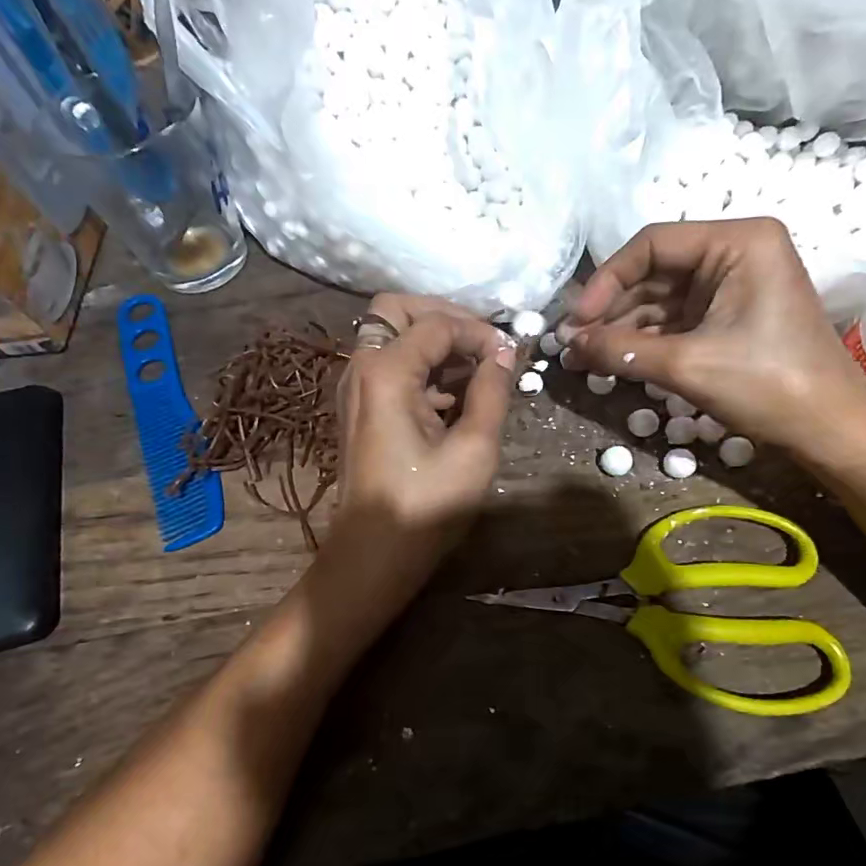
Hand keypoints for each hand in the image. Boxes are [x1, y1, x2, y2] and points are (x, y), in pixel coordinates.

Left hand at [328, 294, 516, 586]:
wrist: (372, 554)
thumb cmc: (426, 506)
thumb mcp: (474, 449)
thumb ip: (492, 391)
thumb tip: (505, 352)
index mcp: (385, 372)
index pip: (437, 325)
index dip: (479, 332)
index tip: (510, 356)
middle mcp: (360, 369)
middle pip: (397, 311)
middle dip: (444, 318)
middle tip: (483, 342)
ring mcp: (354, 389)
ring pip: (390, 337)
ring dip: (433, 343)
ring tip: (476, 370)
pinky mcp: (359, 408)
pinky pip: (388, 366)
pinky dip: (420, 366)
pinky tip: (453, 395)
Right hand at [563, 219, 865, 452]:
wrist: (830, 430)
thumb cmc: (769, 385)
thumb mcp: (688, 365)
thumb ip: (622, 349)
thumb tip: (567, 344)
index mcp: (738, 242)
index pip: (652, 244)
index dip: (607, 280)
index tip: (578, 320)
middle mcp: (735, 253)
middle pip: (653, 272)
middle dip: (610, 310)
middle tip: (572, 344)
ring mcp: (731, 285)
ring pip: (658, 298)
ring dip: (621, 329)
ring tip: (582, 358)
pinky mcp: (728, 316)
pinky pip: (673, 319)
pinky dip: (643, 340)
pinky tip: (610, 360)